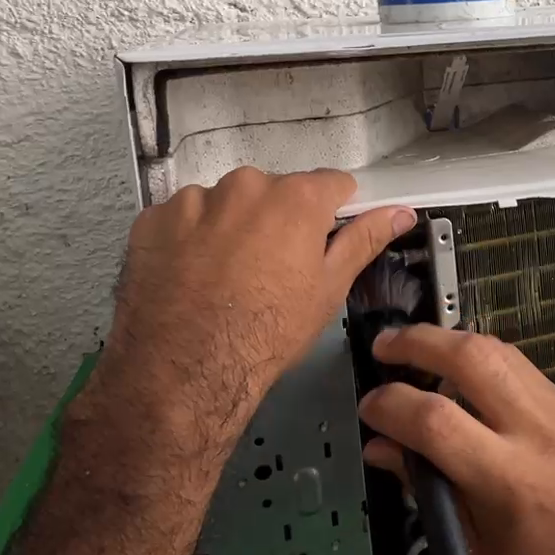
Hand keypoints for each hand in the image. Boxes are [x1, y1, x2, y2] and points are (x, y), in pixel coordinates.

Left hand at [92, 167, 414, 459]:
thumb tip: (401, 213)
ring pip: (228, 203)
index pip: (333, 183)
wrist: (182, 371)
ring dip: (233, 226)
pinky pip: (183, 217)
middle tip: (274, 268)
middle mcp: (246, 185)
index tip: (324, 242)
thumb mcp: (330, 287)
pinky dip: (191, 237)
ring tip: (226, 276)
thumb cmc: (268, 331)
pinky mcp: (153, 220)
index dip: (335, 212)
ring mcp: (194, 199)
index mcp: (297, 198)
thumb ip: (365, 239)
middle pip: (277, 191)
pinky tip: (191, 276)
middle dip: (280, 219)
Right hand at [356, 326, 554, 554]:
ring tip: (411, 345)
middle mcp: (532, 429)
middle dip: (420, 343)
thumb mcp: (470, 549)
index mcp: (506, 479)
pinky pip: (512, 357)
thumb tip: (379, 446)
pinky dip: (476, 350)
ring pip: (494, 348)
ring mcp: (552, 405)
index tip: (369, 407)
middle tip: (383, 344)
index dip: (393, 406)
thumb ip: (424, 492)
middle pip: (471, 360)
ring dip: (447, 338)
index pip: (438, 422)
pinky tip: (453, 359)